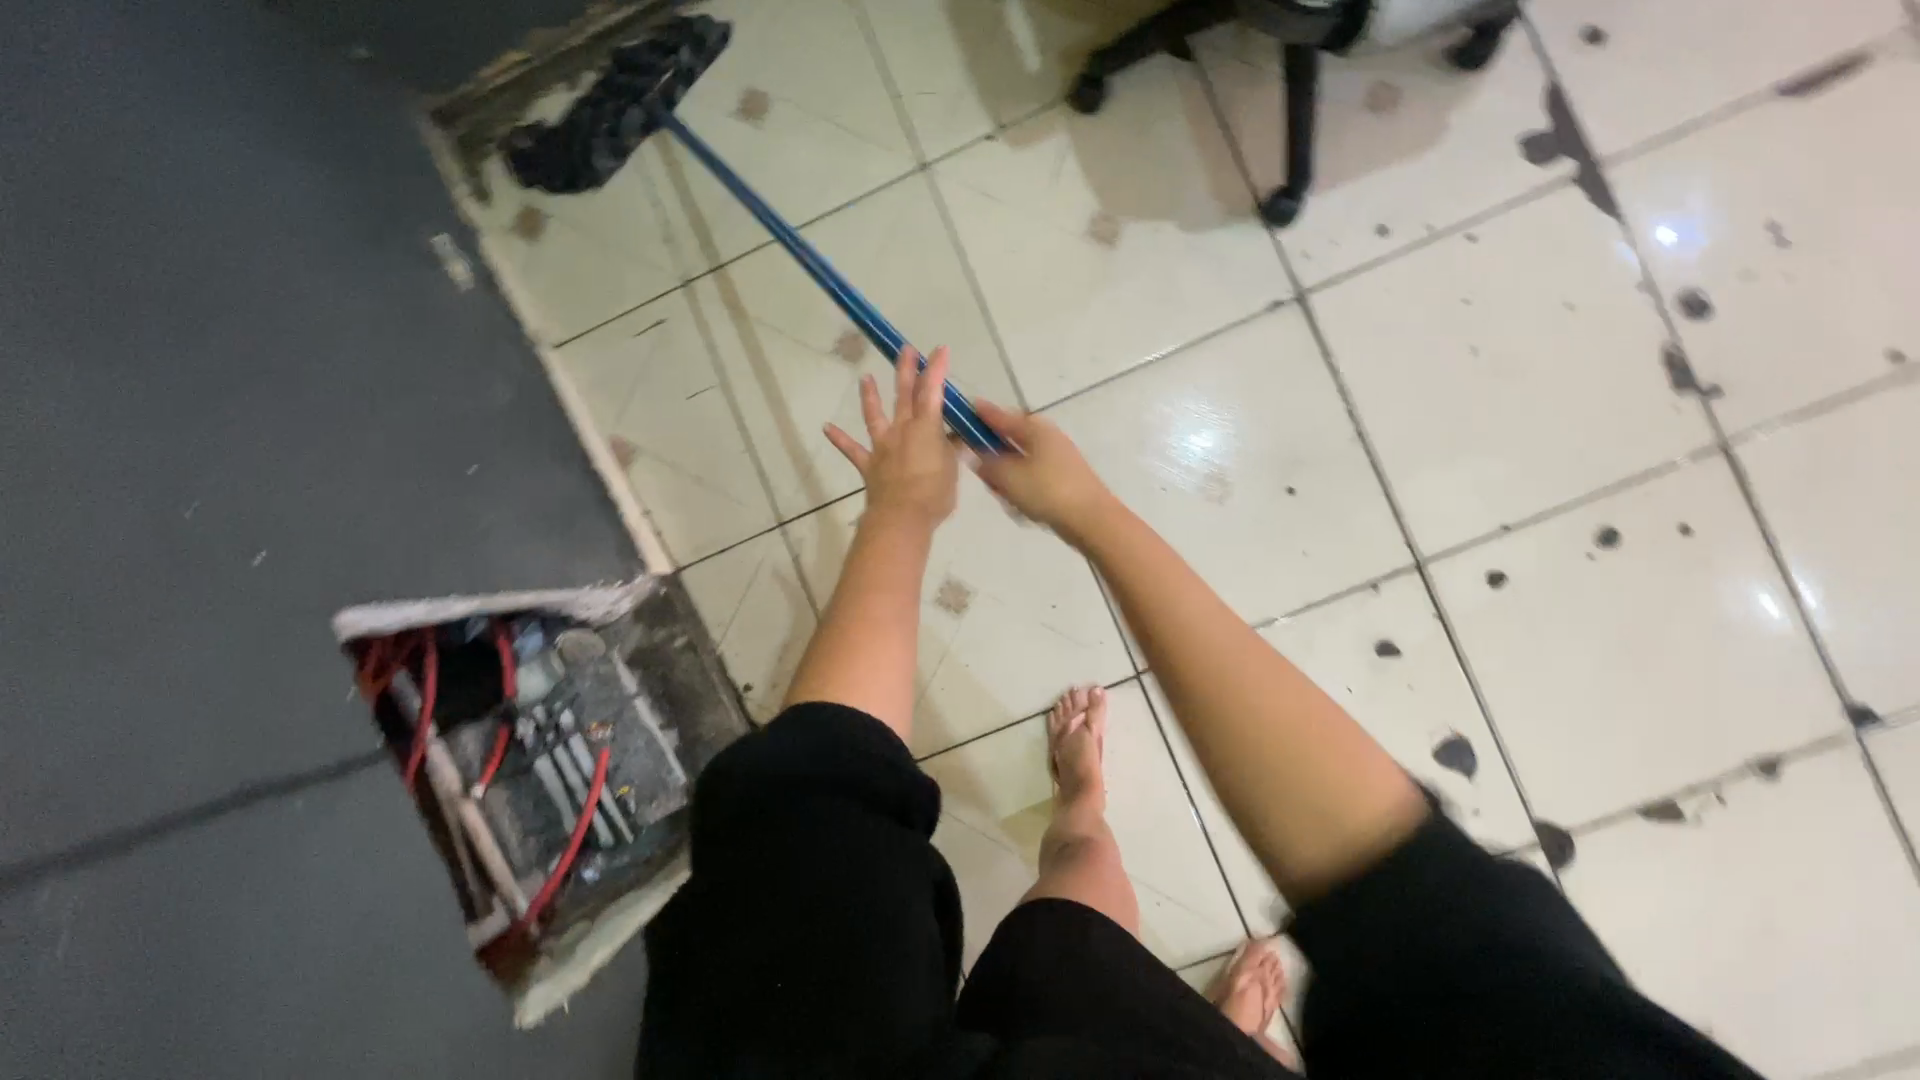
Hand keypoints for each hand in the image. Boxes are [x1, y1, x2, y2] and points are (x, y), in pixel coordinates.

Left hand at [824, 346, 960, 529]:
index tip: (941, 349)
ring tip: (864, 378)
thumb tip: (955, 440)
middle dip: (906, 370)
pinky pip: (851, 449)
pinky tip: (826, 427)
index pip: (933, 391)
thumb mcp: (952, 470)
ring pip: (874, 415)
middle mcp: (902, 430)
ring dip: (869, 396)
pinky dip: (839, 438)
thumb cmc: (934, 494)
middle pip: (904, 395)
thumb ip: (950, 451)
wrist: (902, 518)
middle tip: (905, 350)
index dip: (937, 369)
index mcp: (926, 428)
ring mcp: (882, 446)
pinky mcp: (868, 464)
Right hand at [972, 400, 1116, 545]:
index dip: (982, 414)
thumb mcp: (1008, 476)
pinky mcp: (1064, 480)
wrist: (1091, 519)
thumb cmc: (1047, 491)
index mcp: (1035, 429)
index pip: (1001, 416)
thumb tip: (976, 455)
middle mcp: (1048, 439)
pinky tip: (1024, 508)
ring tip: (1009, 499)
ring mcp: (1058, 459)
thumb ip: (987, 463)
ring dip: (1009, 481)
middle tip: (987, 477)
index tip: (966, 408)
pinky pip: (1033, 481)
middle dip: (995, 460)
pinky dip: (1024, 491)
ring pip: (1020, 465)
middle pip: (1011, 442)